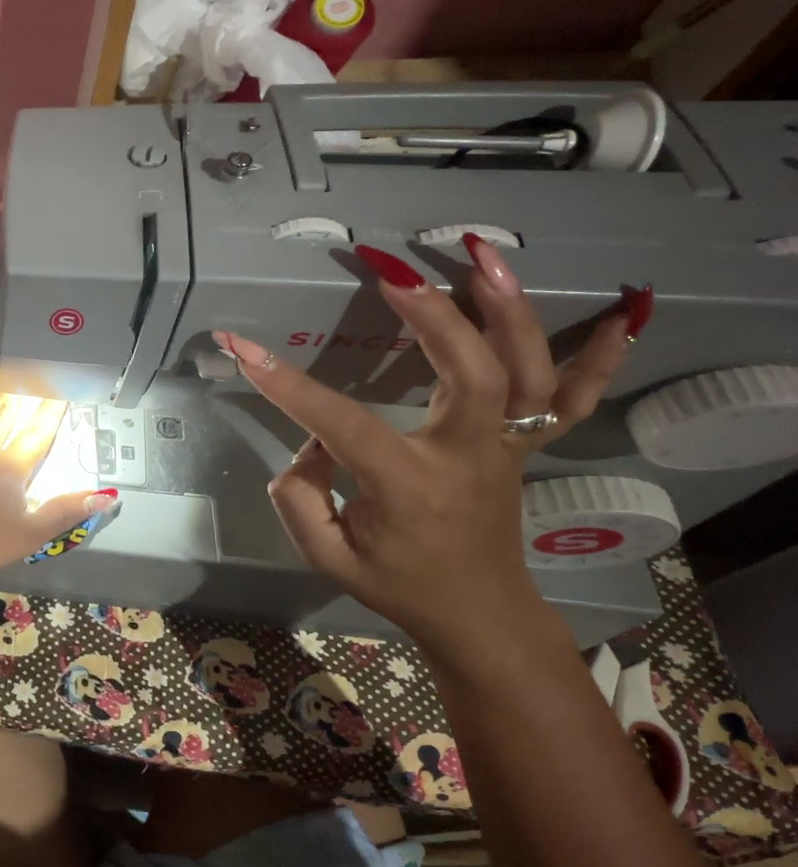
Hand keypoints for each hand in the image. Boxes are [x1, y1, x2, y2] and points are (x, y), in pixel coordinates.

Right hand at [216, 237, 645, 650]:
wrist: (478, 611)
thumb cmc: (397, 584)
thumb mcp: (327, 554)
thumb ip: (301, 497)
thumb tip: (312, 442)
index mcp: (409, 486)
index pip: (342, 424)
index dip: (287, 386)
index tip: (242, 347)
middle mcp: (468, 456)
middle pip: (469, 372)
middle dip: (432, 315)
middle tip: (390, 272)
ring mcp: (508, 446)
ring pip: (527, 370)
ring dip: (508, 307)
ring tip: (479, 254)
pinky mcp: (526, 443)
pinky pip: (576, 395)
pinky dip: (604, 351)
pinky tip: (625, 306)